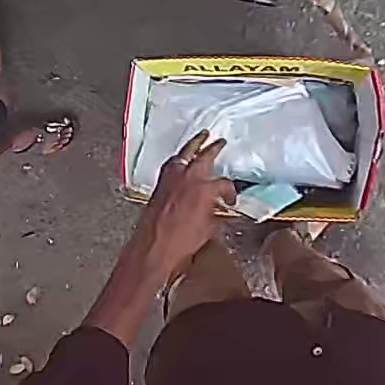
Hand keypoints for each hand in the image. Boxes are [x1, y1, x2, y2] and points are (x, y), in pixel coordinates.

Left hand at [133, 131, 236, 277]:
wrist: (154, 248)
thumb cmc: (180, 242)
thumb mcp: (208, 229)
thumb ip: (215, 214)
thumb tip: (218, 210)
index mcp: (205, 189)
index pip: (224, 184)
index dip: (230, 192)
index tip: (230, 199)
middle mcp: (188, 178)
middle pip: (205, 156)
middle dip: (214, 148)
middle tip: (220, 141)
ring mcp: (172, 178)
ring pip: (185, 153)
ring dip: (195, 144)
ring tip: (201, 137)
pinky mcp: (160, 183)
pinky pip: (172, 163)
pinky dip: (179, 157)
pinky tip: (181, 157)